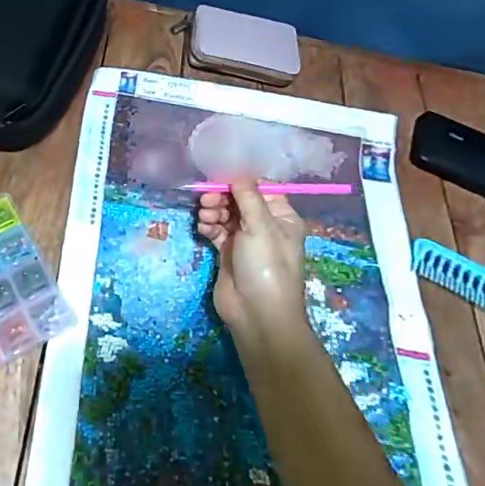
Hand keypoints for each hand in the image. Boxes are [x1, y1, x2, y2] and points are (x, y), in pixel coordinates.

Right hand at [197, 178, 308, 334]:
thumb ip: (247, 197)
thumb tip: (238, 172)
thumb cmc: (266, 266)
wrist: (257, 313)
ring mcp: (245, 239)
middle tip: (206, 200)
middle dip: (221, 197)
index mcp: (281, 217)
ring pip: (225, 213)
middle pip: (239, 199)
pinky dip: (208, 225)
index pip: (261, 189)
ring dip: (212, 211)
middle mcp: (265, 225)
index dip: (240, 181)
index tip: (219, 178)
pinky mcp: (227, 251)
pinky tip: (203, 228)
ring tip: (205, 218)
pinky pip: (215, 229)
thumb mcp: (260, 227)